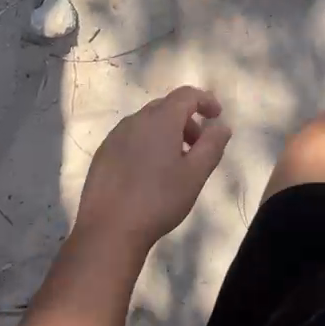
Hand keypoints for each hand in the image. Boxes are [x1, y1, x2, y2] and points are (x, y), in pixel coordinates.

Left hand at [74, 86, 230, 251]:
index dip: (205, 100)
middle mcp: (136, 120)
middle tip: (197, 147)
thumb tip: (222, 126)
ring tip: (174, 163)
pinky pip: (130, 138)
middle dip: (186, 121)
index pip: (186, 95)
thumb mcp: (195, 175)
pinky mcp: (103, 155)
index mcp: (160, 120)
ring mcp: (115, 137)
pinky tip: (148, 174)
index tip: (217, 117)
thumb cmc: (158, 200)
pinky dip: (146, 144)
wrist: (108, 230)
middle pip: (166, 107)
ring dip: (166, 133)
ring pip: (147, 123)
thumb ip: (212, 145)